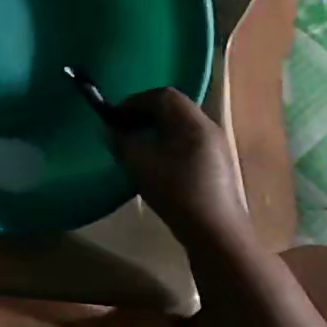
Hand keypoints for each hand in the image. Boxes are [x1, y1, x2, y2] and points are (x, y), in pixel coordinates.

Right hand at [110, 87, 248, 239]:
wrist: (214, 231)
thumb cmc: (176, 192)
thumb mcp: (140, 165)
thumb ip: (122, 143)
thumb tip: (109, 131)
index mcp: (192, 122)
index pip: (162, 95)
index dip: (135, 101)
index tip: (115, 117)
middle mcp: (208, 127)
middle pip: (174, 107)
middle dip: (144, 113)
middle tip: (122, 129)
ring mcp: (216, 146)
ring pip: (181, 125)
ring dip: (155, 129)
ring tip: (136, 146)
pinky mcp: (216, 164)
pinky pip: (188, 141)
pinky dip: (167, 142)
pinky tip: (155, 163)